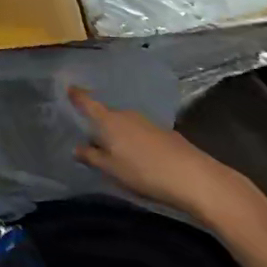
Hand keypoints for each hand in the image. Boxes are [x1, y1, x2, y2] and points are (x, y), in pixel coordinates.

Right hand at [69, 87, 258, 220]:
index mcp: (109, 120)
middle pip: (108, 115)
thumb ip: (90, 157)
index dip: (77, 95)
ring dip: (120, 134)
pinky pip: (143, 134)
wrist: (198, 180)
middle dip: (99, 124)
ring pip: (126, 125)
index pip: (87, 102)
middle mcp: (128, 116)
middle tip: (91, 137)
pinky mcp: (169, 135)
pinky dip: (137, 142)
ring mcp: (150, 124)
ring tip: (116, 150)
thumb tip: (77, 148)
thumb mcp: (110, 169)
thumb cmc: (144, 172)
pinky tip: (141, 158)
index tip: (68, 87)